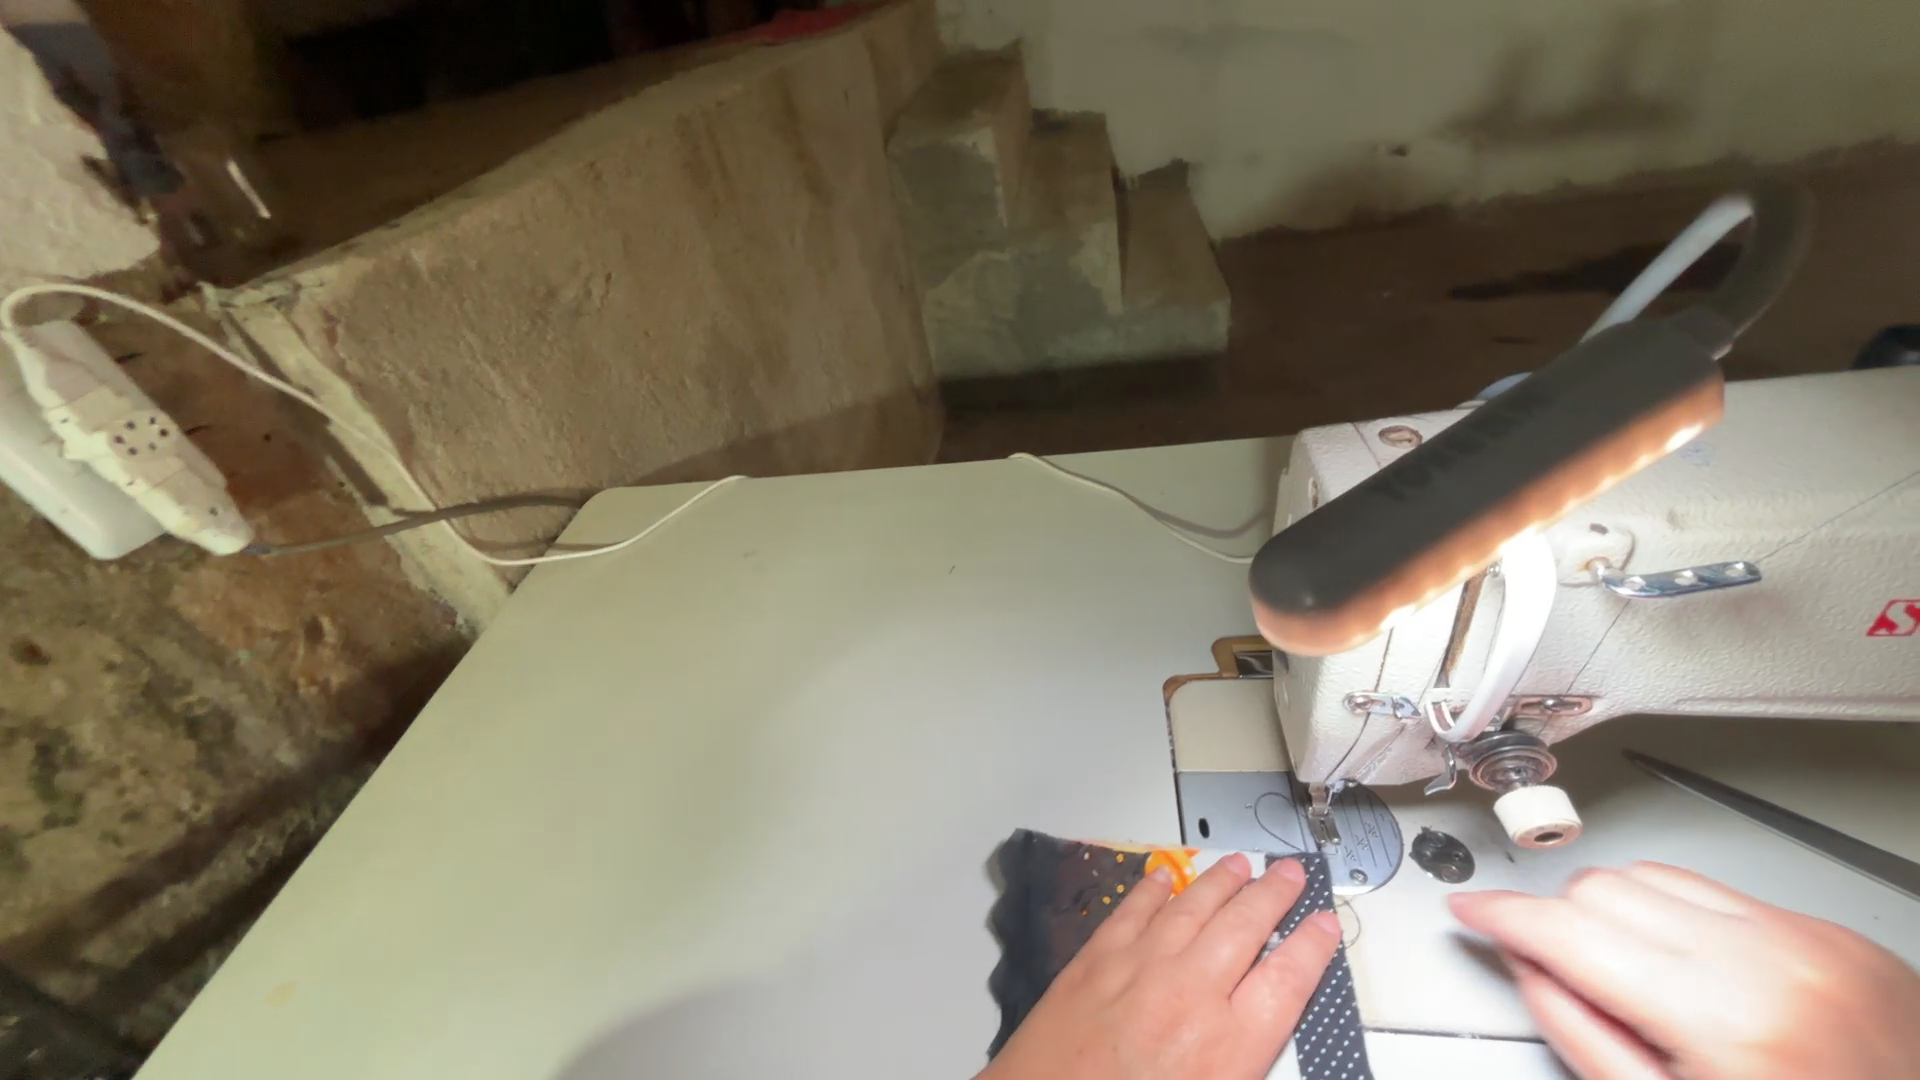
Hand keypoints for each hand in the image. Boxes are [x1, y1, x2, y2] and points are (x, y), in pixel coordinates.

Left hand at [980, 854, 1340, 1079]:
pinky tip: (1166, 876)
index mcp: (1226, 1046)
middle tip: (1290, 870)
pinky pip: (1133, 910)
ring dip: (1220, 883)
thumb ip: (1242, 1059)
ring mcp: (1139, 966)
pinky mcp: (1097, 956)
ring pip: (1192, 908)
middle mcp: (1188, 993)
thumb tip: (1261, 1020)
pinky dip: (1152, 889)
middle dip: (1273, 895)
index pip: (1286, 981)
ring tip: (1240, 864)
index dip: (1312, 947)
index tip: (1326, 922)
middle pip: (1243, 928)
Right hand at [1450, 862, 1919, 1079]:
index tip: (1469, 909)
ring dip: (1616, 911)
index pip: (1565, 931)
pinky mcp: (1835, 935)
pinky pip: (1712, 888)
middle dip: (1562, 922)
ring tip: (1641, 972)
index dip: (1499, 915)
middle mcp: (1770, 963)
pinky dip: (1679, 916)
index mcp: (1724, 1021)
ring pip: (1645, 875)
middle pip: (1595, 889)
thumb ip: (1573, 1028)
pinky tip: (1698, 966)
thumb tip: (1521, 958)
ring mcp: (1811, 942)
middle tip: (1568, 970)